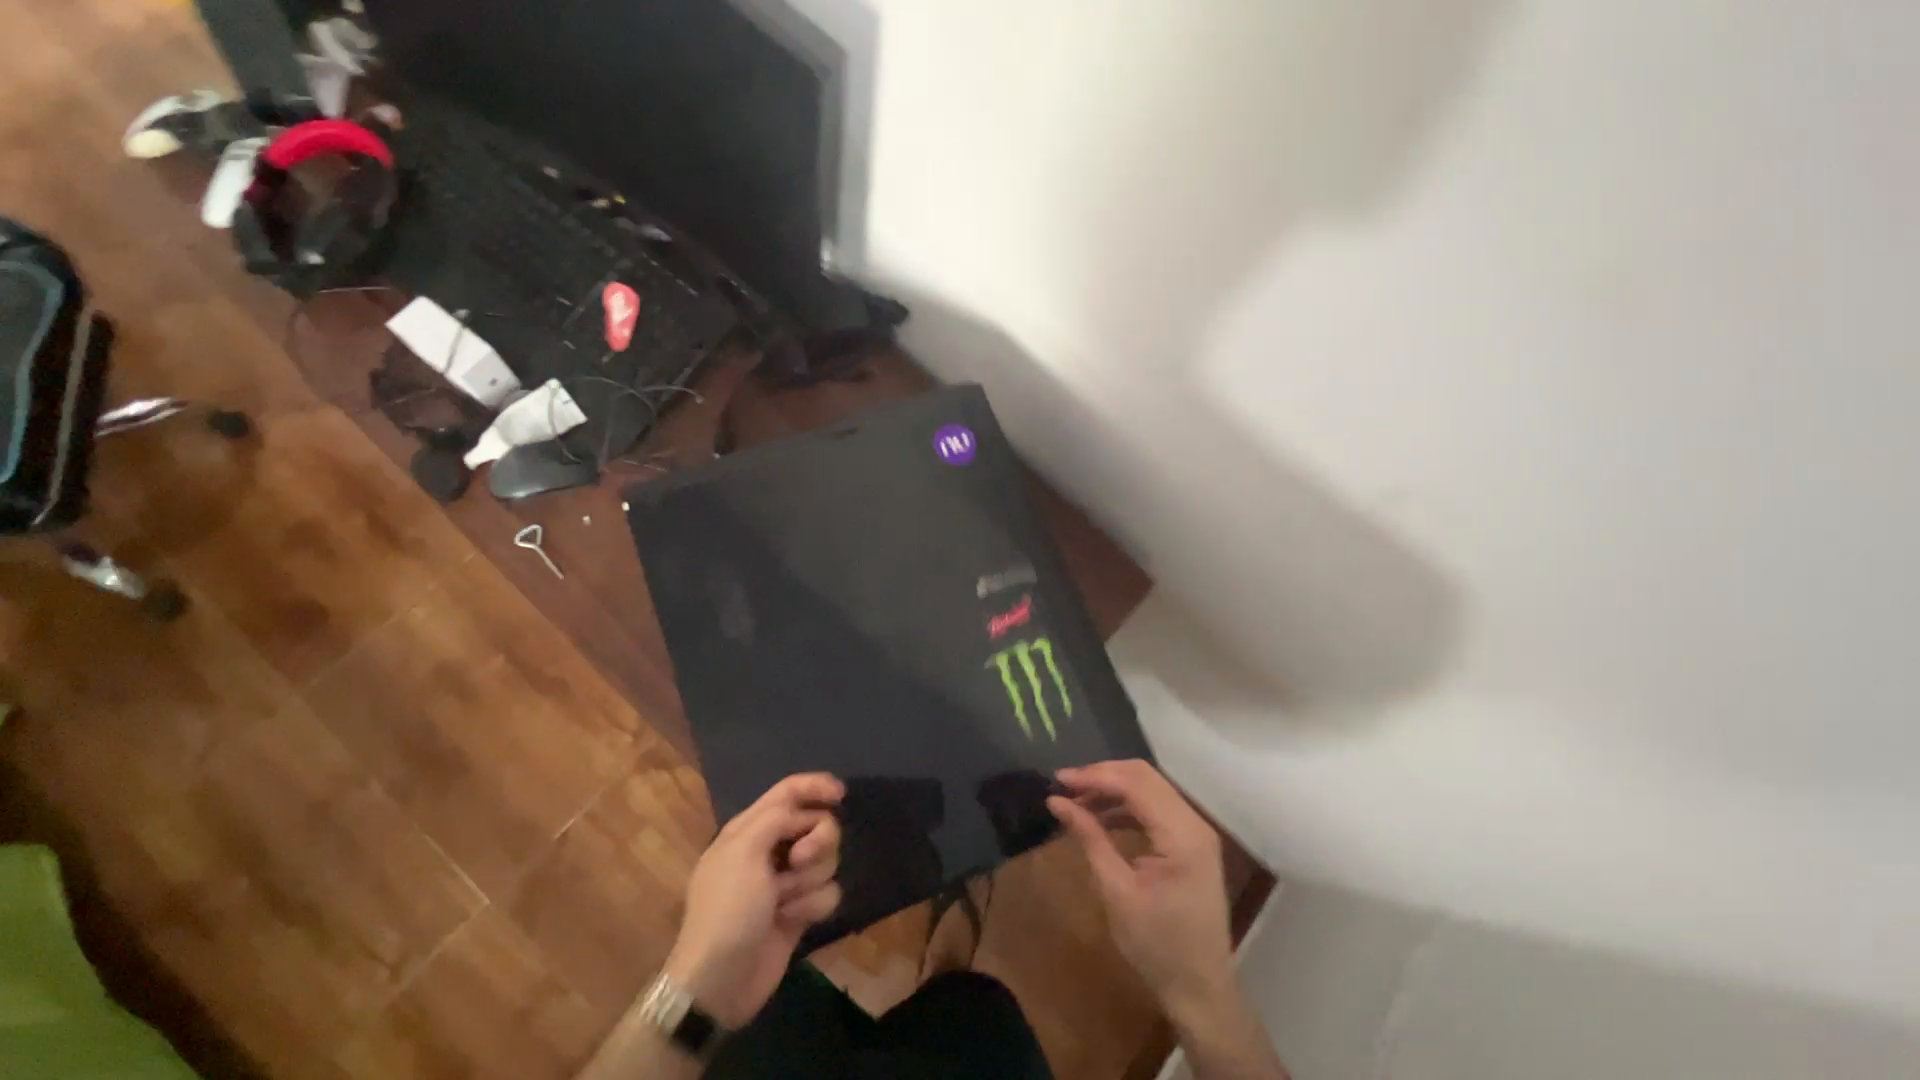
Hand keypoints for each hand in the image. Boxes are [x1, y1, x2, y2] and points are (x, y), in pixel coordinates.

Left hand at [664, 773, 844, 1027]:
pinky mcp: (800, 910)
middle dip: (818, 841)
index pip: (788, 792)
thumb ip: (776, 818)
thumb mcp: (743, 851)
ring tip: (784, 901)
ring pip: (826, 861)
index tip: (841, 794)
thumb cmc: (727, 909)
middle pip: (817, 824)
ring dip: (810, 881)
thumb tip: (805, 813)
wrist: (720, 979)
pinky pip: (827, 893)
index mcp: (749, 829)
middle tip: (798, 861)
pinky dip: (813, 906)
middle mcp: (770, 850)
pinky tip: (792, 921)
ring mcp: (786, 882)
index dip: (816, 786)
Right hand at [1049, 760, 1233, 1020]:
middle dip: (1103, 776)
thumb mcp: (1116, 890)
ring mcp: (1196, 832)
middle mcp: (1194, 823)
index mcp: (1182, 834)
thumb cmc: (1156, 944)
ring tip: (1075, 802)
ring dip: (1113, 789)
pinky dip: (1126, 807)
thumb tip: (1058, 802)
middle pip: (1145, 778)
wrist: (1199, 986)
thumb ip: (1090, 838)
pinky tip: (1099, 818)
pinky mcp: (1190, 844)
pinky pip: (1156, 809)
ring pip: (1150, 789)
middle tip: (1064, 787)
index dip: (1095, 776)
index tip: (1057, 781)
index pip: (1136, 784)